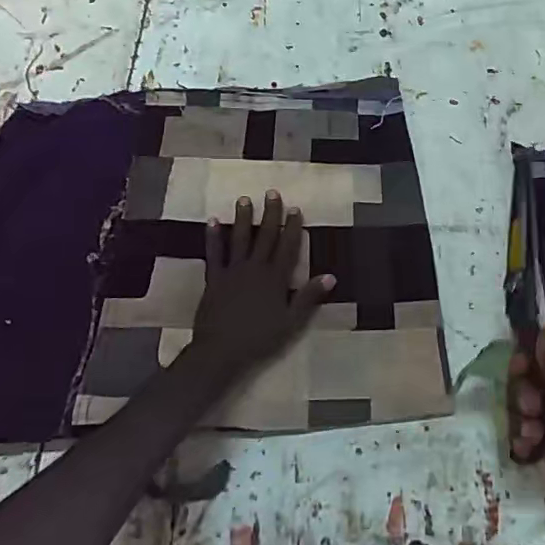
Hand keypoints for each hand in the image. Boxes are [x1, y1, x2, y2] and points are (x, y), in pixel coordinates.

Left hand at [189, 191, 335, 376]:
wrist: (220, 351)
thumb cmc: (260, 339)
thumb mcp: (291, 322)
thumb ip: (309, 297)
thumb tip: (331, 276)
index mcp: (275, 278)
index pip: (288, 246)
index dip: (293, 227)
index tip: (296, 209)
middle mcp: (255, 268)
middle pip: (265, 236)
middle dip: (270, 214)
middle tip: (272, 193)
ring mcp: (232, 271)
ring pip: (239, 239)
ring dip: (243, 218)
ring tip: (244, 199)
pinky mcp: (214, 278)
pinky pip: (214, 253)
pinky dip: (213, 237)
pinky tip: (213, 221)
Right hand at [508, 324, 544, 544]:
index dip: (529, 361)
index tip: (520, 369)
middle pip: (528, 381)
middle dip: (523, 394)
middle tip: (532, 409)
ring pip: (521, 407)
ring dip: (521, 419)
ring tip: (534, 435)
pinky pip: (521, 432)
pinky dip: (521, 440)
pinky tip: (529, 451)